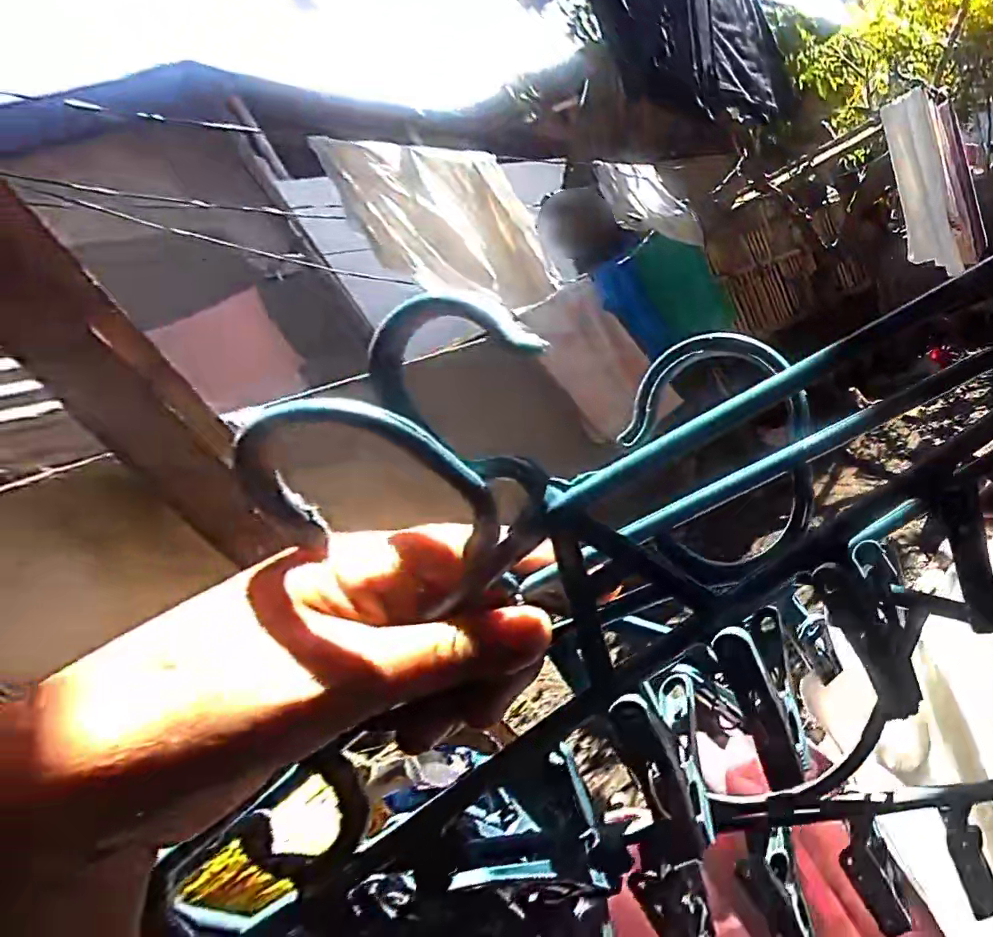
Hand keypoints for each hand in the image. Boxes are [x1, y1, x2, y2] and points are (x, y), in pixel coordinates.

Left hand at [0, 524, 552, 881]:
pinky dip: (439, 707)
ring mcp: (374, 635)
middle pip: (486, 604)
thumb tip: (545, 624)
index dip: (535, 572)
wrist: (64, 796)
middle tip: (469, 713)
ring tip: (426, 738)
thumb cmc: (203, 710)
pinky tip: (413, 739)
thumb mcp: (345, 681)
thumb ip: (454, 651)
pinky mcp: (363, 678)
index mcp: (377, 563)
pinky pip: (434, 679)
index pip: (486, 548)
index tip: (576, 607)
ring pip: (465, 647)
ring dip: (466, 690)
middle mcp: (384, 590)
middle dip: (493, 656)